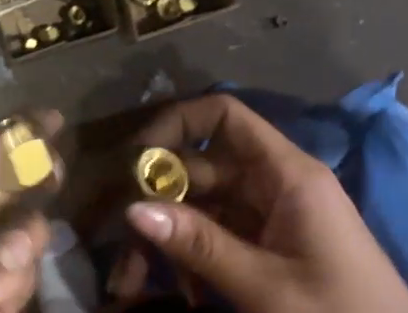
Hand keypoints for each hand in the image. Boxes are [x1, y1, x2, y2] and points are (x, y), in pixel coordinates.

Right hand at [111, 95, 407, 312]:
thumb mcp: (267, 287)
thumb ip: (199, 245)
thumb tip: (132, 207)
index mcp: (287, 172)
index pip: (224, 115)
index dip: (178, 123)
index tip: (137, 158)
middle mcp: (277, 184)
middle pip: (203, 168)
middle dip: (158, 200)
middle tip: (120, 238)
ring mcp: (276, 220)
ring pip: (205, 208)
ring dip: (169, 238)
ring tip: (132, 280)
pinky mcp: (275, 254)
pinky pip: (220, 239)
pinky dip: (193, 260)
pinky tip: (177, 292)